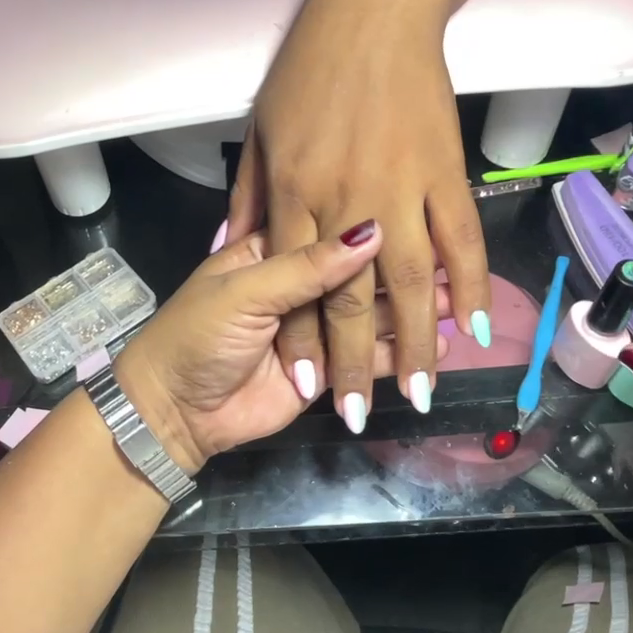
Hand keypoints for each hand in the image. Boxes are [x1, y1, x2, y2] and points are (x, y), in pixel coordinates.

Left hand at [113, 221, 448, 473]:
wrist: (175, 410)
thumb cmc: (198, 335)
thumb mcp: (246, 290)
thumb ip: (307, 266)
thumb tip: (371, 231)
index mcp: (273, 252)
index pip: (332, 232)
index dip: (375, 230)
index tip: (422, 222)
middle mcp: (299, 286)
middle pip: (359, 276)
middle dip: (402, 274)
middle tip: (454, 269)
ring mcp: (314, 329)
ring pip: (369, 317)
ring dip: (410, 313)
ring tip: (457, 308)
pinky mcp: (324, 371)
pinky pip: (366, 359)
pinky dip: (398, 354)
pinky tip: (438, 348)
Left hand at [228, 0, 489, 432]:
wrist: (369, 10)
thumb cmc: (304, 71)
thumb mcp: (258, 133)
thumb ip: (245, 197)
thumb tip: (225, 246)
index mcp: (291, 196)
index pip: (294, 287)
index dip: (302, 343)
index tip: (307, 390)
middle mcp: (343, 202)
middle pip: (350, 299)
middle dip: (358, 363)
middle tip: (369, 412)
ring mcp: (398, 189)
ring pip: (407, 283)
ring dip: (415, 344)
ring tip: (420, 391)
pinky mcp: (443, 173)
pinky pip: (459, 241)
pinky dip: (469, 285)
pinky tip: (472, 327)